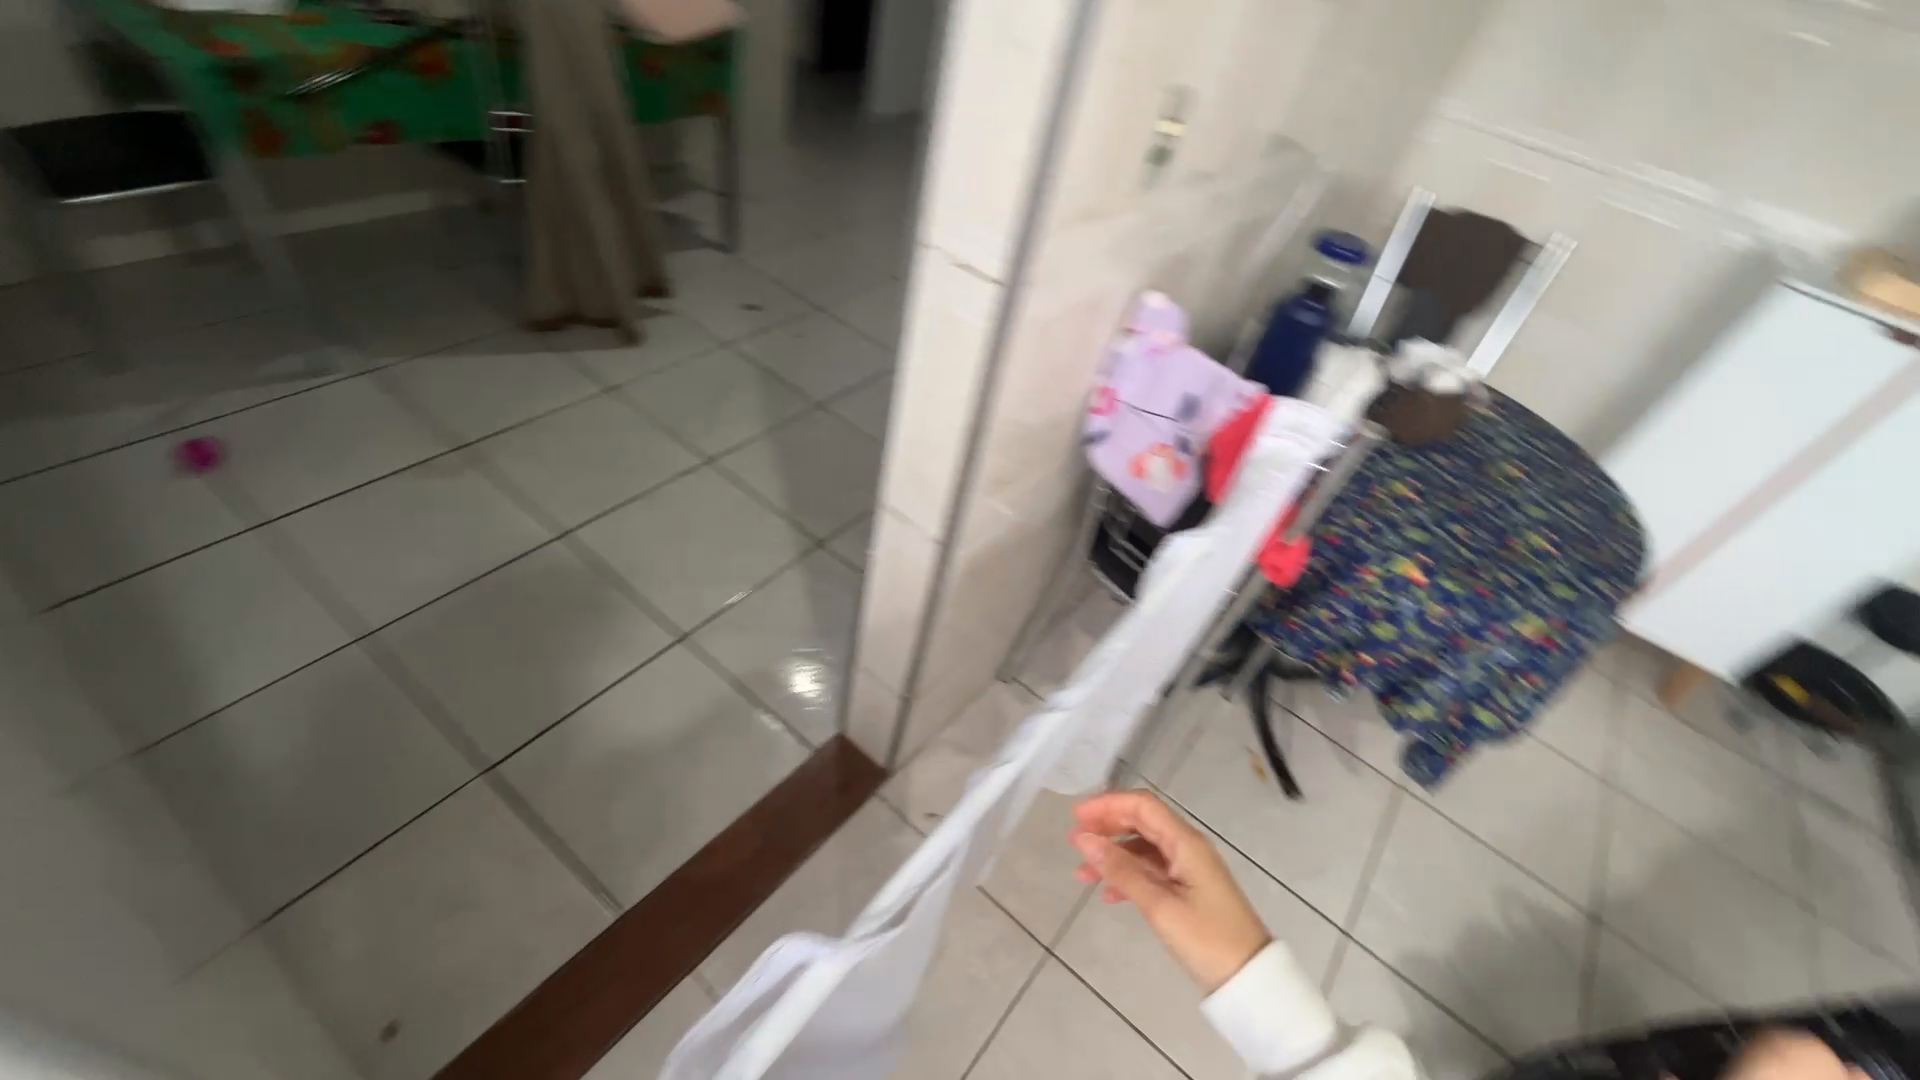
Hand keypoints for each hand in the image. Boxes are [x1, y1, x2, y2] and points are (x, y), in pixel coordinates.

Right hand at [1070, 790, 1271, 993]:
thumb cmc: (1206, 939)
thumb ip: (1121, 870)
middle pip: (1142, 821)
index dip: (1108, 804)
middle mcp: (1187, 847)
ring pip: (1143, 847)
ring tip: (1082, 872)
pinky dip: (1127, 876)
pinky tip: (1107, 894)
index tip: (1076, 816)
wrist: (1249, 980)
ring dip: (1113, 854)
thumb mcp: (1159, 905)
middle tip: (1074, 840)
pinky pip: (1151, 870)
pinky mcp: (1188, 889)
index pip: (1142, 806)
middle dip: (1107, 826)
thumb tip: (1084, 839)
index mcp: (1185, 842)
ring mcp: (1188, 868)